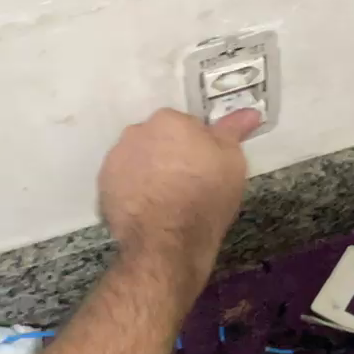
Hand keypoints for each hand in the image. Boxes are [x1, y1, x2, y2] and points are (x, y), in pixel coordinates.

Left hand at [98, 108, 258, 281]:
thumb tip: (250, 112)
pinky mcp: (103, 187)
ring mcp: (115, 160)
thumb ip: (234, 132)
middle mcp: (136, 132)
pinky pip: (123, 183)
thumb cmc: (205, 196)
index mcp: (168, 120)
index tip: (206, 169)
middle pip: (158, 141)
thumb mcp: (232, 162)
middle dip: (170, 157)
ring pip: (138, 161)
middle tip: (189, 185)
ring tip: (168, 202)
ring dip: (150, 173)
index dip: (199, 149)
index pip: (186, 127)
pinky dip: (134, 193)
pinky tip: (150, 212)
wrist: (168, 240)